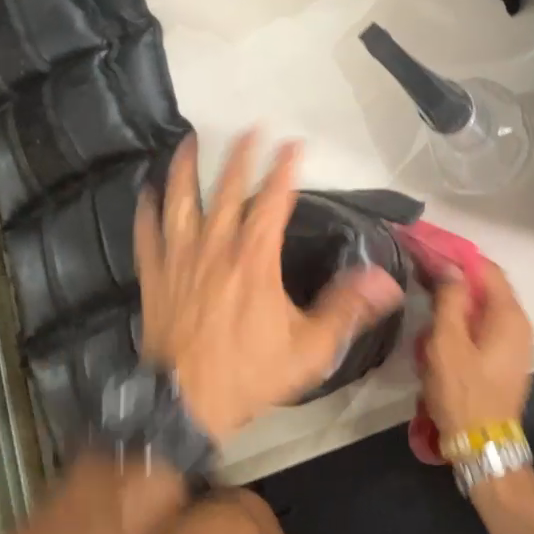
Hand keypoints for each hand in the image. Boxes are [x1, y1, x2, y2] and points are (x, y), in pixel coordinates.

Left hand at [136, 131, 404, 443]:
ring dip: (185, 169)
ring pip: (181, 202)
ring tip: (189, 141)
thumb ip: (347, 309)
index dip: (285, 168)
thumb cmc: (249, 372)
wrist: (184, 405)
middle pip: (227, 190)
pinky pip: (147, 235)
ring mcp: (180, 259)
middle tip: (249, 128)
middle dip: (240, 155)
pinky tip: (146, 193)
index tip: (294, 143)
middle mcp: (216, 247)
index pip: (273, 200)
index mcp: (254, 258)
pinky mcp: (155, 277)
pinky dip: (146, 212)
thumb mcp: (309, 348)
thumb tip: (387, 281)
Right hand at [421, 260, 532, 435]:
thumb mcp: (448, 342)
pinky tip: (438, 335)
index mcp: (509, 314)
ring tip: (425, 308)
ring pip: (481, 310)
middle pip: (485, 288)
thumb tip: (450, 266)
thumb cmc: (464, 393)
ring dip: (454, 305)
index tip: (428, 251)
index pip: (485, 267)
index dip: (456, 256)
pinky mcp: (504, 361)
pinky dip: (461, 325)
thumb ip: (450, 298)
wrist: (483, 448)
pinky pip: (482, 330)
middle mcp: (518, 324)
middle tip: (421, 277)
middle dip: (453, 281)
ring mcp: (514, 345)